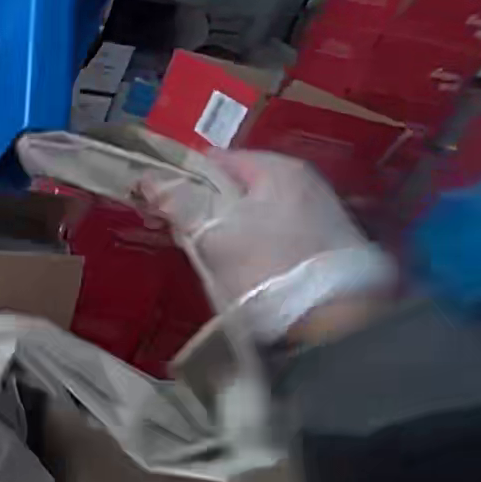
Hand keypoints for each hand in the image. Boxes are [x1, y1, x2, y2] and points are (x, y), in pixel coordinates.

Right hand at [165, 150, 396, 343]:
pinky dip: (245, 240)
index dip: (179, 179)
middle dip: (198, 204)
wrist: (332, 321)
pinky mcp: (323, 243)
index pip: (213, 160)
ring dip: (220, 225)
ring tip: (200, 251)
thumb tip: (148, 178)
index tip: (157, 204)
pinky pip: (268, 230)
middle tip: (173, 231)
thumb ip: (178, 200)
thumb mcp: (211, 230)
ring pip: (249, 209)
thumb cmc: (265, 265)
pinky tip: (234, 263)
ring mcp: (316, 212)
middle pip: (232, 185)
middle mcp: (302, 181)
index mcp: (277, 168)